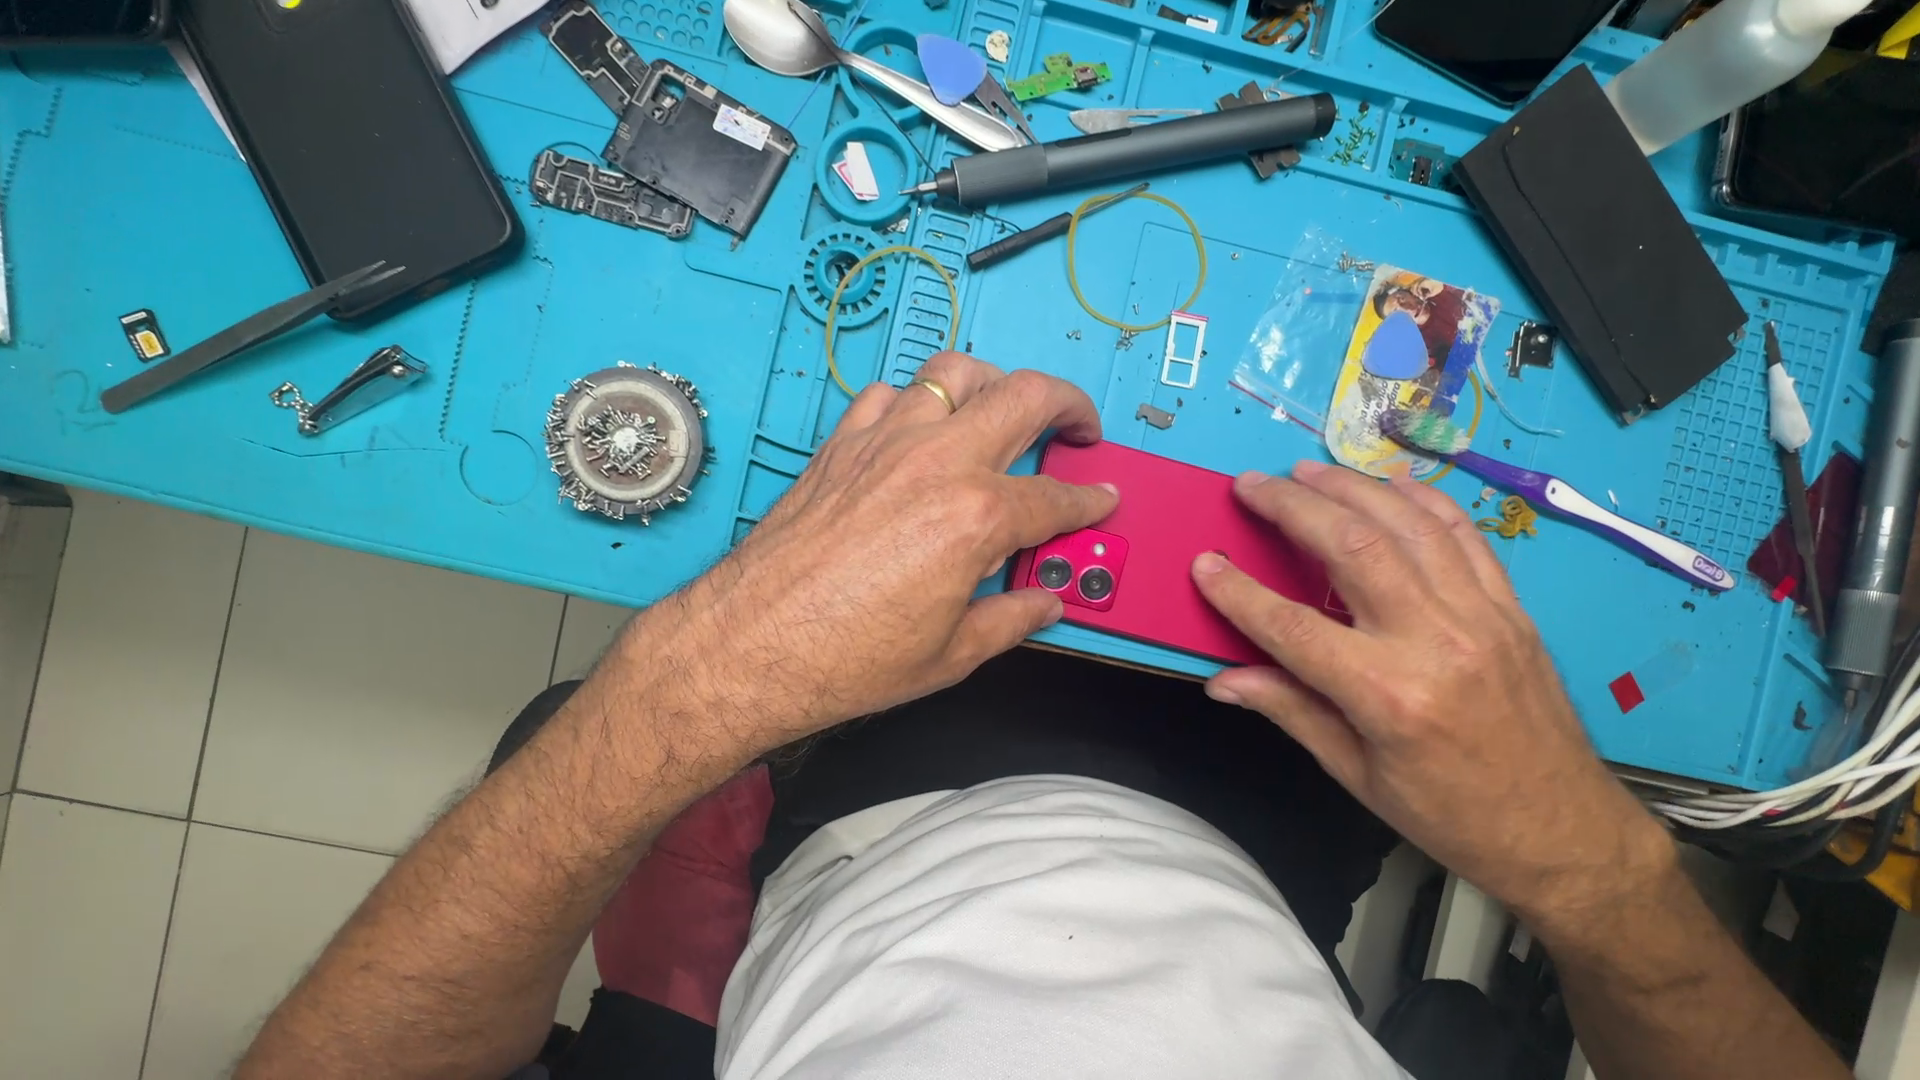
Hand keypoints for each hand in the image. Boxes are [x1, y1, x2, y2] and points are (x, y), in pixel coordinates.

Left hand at [632, 353, 1115, 751]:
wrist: (751, 645)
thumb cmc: (845, 658)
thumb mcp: (951, 655)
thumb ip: (1012, 620)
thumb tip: (1044, 604)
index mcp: (975, 517)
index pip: (1056, 498)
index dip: (1088, 500)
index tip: (1099, 498)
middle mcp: (935, 462)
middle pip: (1026, 397)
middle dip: (1071, 404)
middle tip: (1080, 426)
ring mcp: (885, 442)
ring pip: (956, 373)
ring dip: (994, 383)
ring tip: (1005, 409)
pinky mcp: (842, 445)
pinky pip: (890, 394)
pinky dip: (918, 401)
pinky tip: (922, 428)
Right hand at [1191, 462, 1671, 924]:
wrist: (1564, 833)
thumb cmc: (1449, 815)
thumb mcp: (1355, 774)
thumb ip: (1289, 711)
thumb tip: (1221, 681)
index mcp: (1387, 695)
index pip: (1292, 627)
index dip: (1239, 593)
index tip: (1204, 563)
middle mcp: (1435, 642)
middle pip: (1352, 549)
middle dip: (1292, 507)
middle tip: (1251, 484)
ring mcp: (1480, 617)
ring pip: (1408, 526)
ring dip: (1352, 488)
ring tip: (1307, 470)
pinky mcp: (1510, 609)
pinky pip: (1464, 537)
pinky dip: (1422, 500)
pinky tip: (1388, 485)